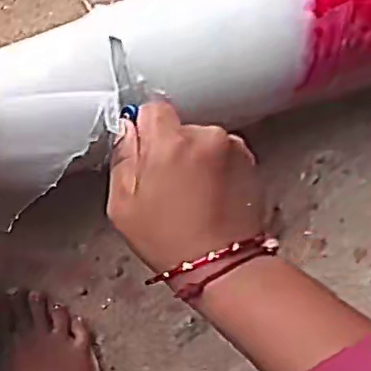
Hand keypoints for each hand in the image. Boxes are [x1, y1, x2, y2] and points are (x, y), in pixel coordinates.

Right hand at [106, 100, 264, 274]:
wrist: (218, 261)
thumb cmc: (167, 238)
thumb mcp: (122, 204)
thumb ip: (122, 160)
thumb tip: (125, 133)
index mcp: (168, 144)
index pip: (151, 109)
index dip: (139, 130)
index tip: (136, 152)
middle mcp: (205, 136)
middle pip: (175, 127)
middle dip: (164, 149)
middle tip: (157, 187)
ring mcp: (231, 146)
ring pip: (197, 140)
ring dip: (188, 160)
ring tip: (182, 196)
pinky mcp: (248, 159)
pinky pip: (218, 153)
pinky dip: (208, 169)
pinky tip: (201, 197)